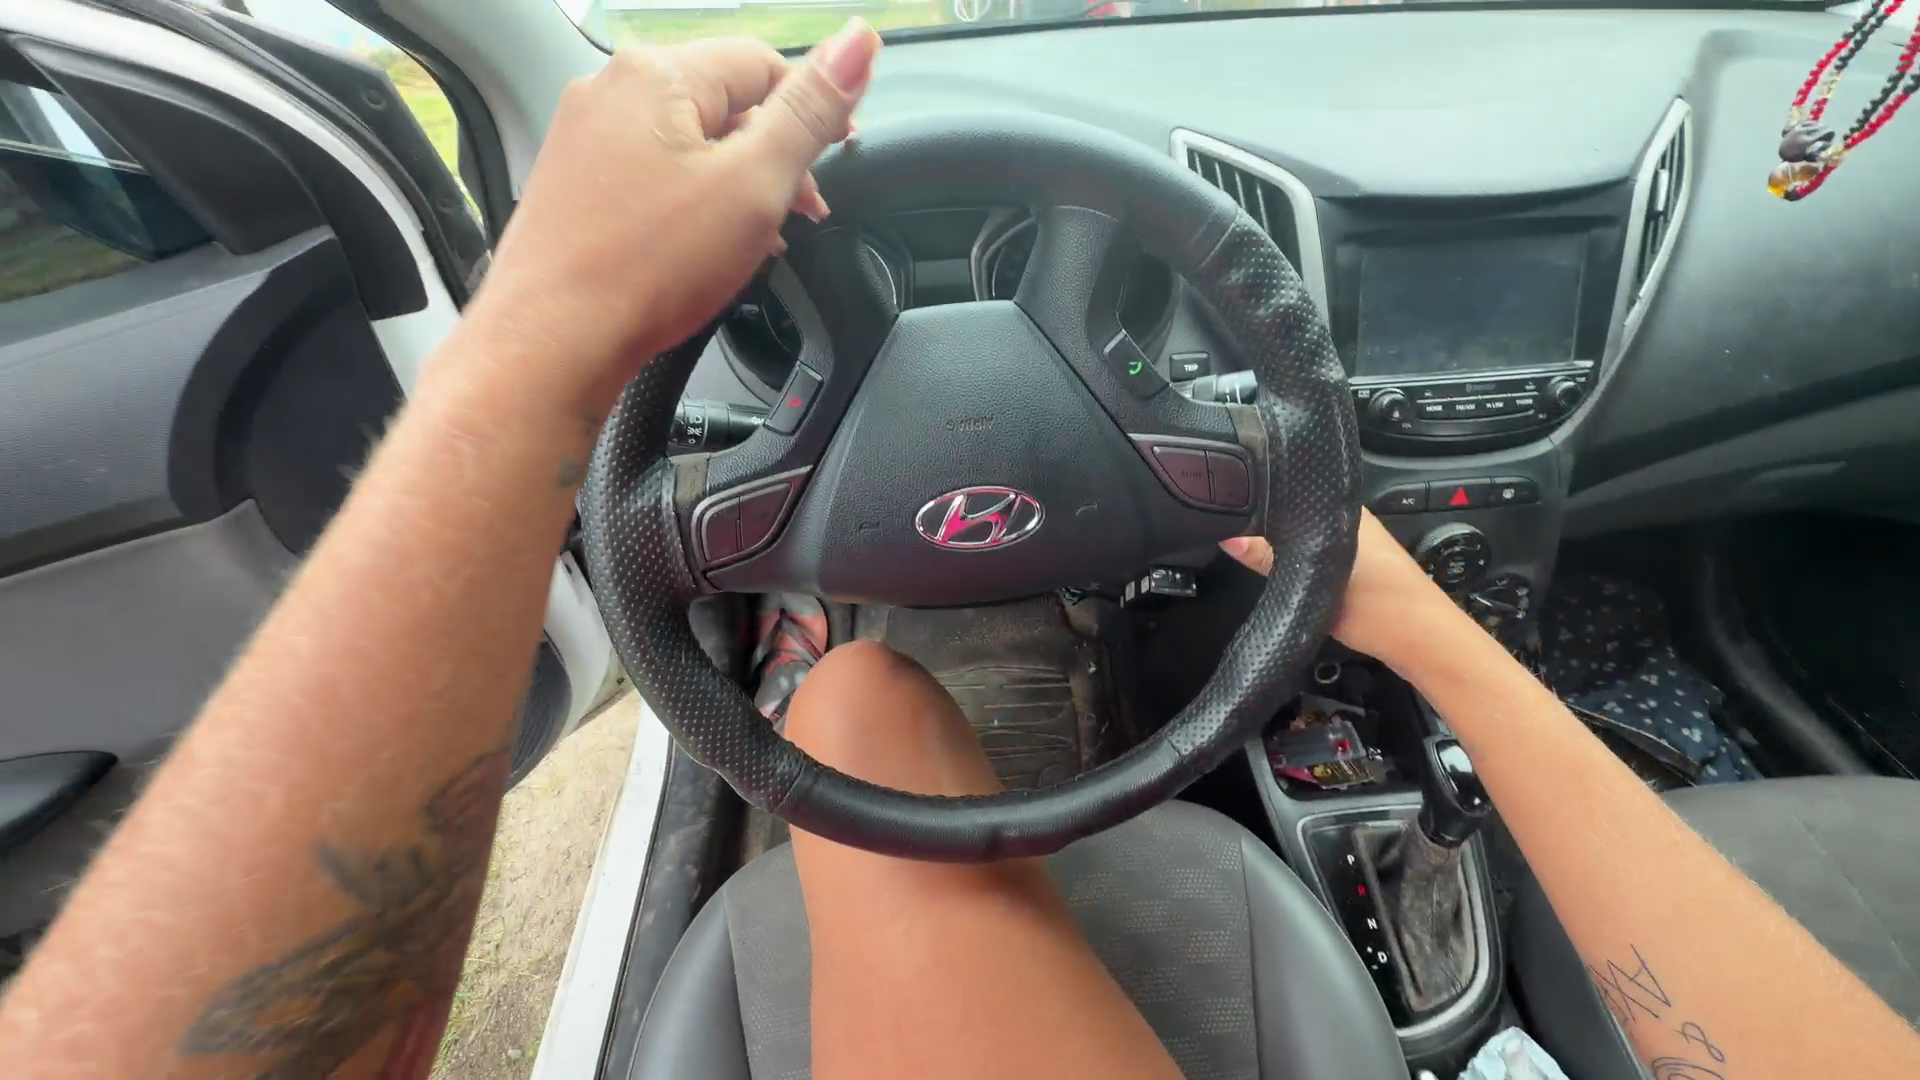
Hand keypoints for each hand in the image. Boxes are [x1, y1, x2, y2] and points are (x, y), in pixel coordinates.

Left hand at [458, 22, 881, 409]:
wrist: (558, 337)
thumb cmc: (648, 267)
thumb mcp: (754, 185)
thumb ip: (809, 112)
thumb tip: (857, 42)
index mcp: (658, 75)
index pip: (762, 64)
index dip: (814, 106)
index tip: (841, 147)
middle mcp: (613, 91)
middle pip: (725, 105)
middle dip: (776, 156)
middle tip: (806, 211)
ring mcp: (590, 138)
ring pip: (691, 145)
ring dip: (739, 185)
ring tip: (763, 238)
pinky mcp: (581, 184)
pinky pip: (658, 176)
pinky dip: (697, 203)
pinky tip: (712, 245)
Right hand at [1219, 509, 1456, 663]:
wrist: (1425, 646)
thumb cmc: (1381, 610)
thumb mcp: (1314, 583)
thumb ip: (1269, 559)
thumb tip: (1228, 536)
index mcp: (1344, 509)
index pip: (1293, 491)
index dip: (1261, 500)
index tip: (1231, 510)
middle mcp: (1349, 519)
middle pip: (1295, 515)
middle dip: (1267, 526)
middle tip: (1233, 535)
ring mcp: (1353, 543)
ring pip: (1303, 536)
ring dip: (1283, 546)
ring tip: (1251, 552)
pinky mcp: (1353, 566)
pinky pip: (1314, 553)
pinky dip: (1297, 561)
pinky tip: (1281, 570)